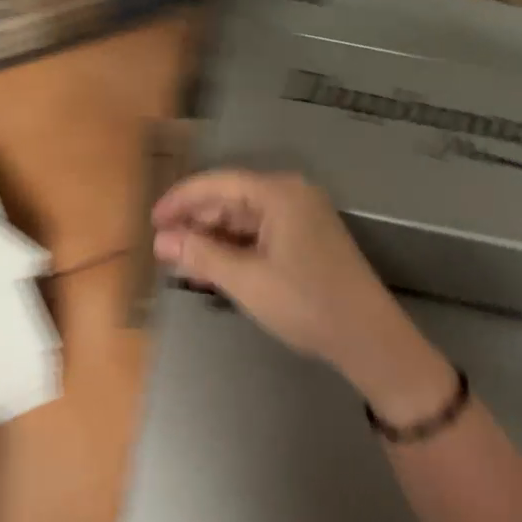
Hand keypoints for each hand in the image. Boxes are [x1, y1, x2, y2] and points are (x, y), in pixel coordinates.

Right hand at [151, 170, 451, 423]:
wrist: (368, 338)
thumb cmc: (305, 303)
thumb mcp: (246, 280)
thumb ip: (201, 255)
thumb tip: (162, 240)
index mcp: (279, 194)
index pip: (218, 183)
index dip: (181, 199)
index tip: (153, 221)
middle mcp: (292, 195)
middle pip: (231, 198)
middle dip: (196, 220)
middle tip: (163, 246)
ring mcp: (303, 217)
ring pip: (244, 218)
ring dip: (213, 237)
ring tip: (181, 260)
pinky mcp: (308, 239)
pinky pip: (261, 233)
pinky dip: (235, 248)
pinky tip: (213, 268)